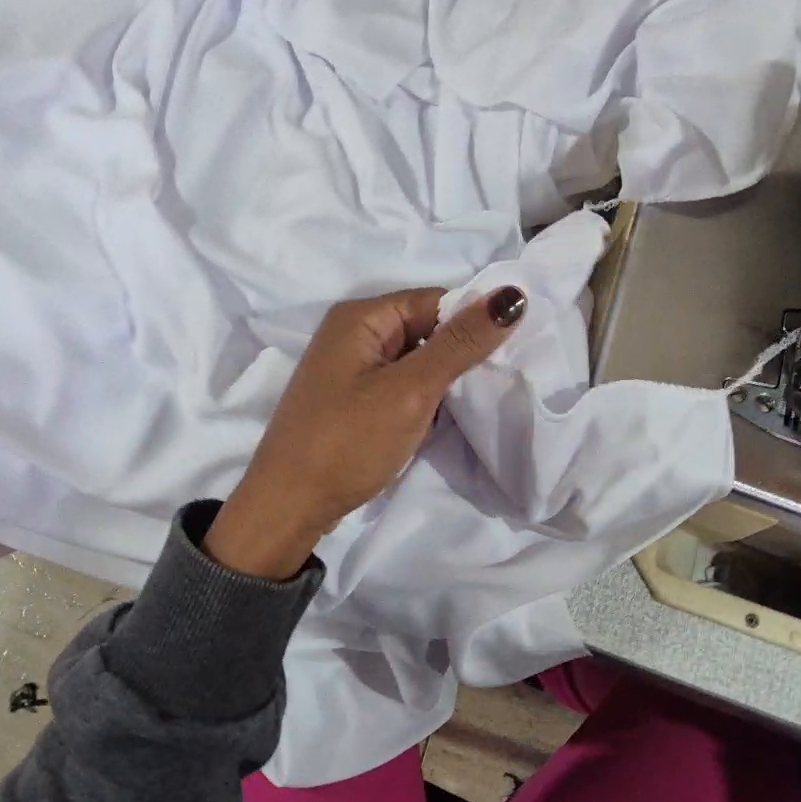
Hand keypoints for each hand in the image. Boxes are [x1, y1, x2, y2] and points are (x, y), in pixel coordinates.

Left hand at [204, 285, 526, 579]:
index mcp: (359, 317)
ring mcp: (350, 370)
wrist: (288, 506)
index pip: (434, 301)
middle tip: (501, 382)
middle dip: (460, 354)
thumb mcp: (410, 391)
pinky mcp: (352, 402)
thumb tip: (512, 295)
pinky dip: (423, 400)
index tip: (512, 353)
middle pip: (425, 329)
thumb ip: (459, 345)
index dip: (473, 322)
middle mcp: (352, 334)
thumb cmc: (347, 442)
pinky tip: (443, 420)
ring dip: (444, 381)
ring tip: (479, 402)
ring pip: (415, 361)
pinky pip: (399, 387)